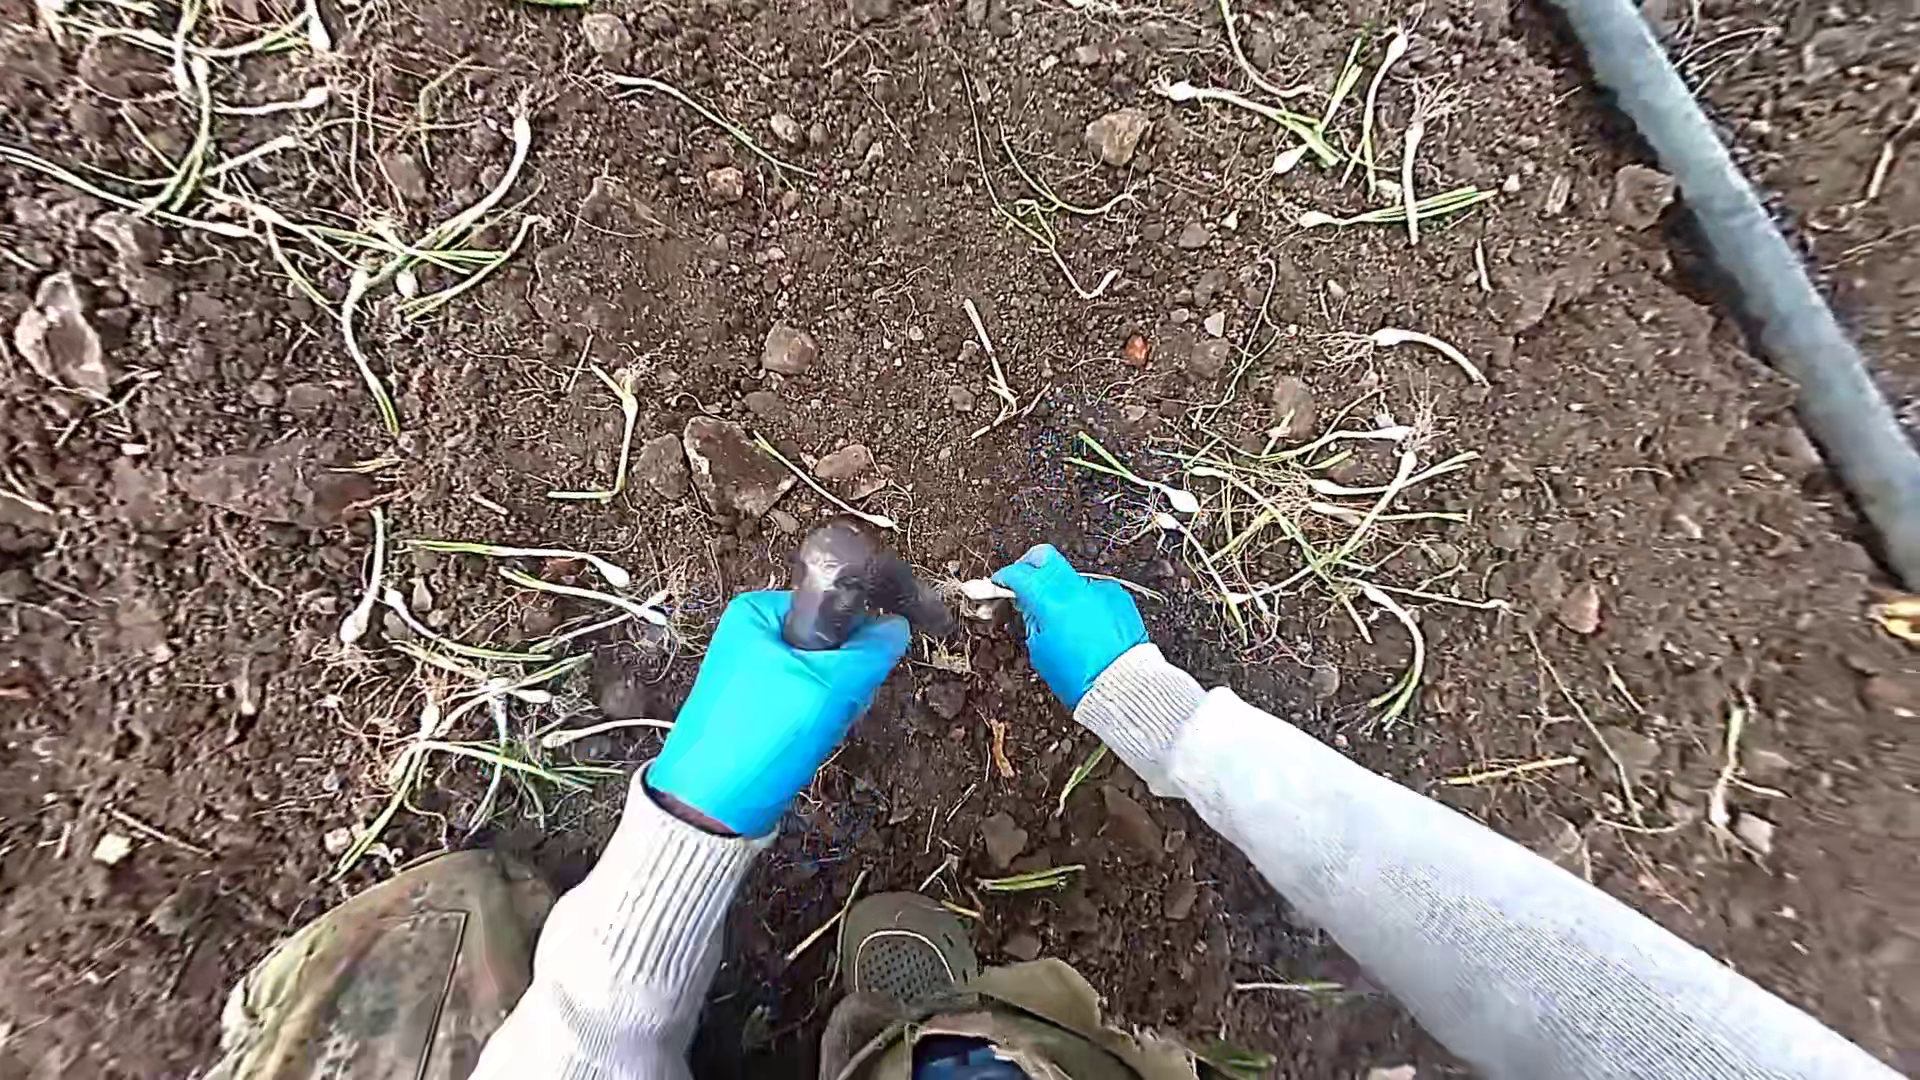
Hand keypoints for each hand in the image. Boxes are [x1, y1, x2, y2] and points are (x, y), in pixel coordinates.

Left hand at [648, 591, 908, 835]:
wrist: (711, 810)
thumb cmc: (759, 738)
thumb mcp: (829, 686)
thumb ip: (871, 652)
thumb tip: (896, 627)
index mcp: (757, 612)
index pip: (831, 607)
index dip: (855, 638)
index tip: (862, 669)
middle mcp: (751, 636)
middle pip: (829, 643)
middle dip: (845, 679)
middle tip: (840, 704)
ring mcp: (753, 672)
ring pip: (822, 674)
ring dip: (835, 702)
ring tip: (822, 726)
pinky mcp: (758, 704)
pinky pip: (807, 698)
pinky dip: (818, 718)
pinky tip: (812, 738)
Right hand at [992, 544, 1146, 708]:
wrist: (1123, 688)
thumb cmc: (1081, 678)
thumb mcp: (1040, 650)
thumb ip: (1029, 618)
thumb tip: (1021, 602)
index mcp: (1052, 602)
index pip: (1019, 573)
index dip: (1003, 578)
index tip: (998, 585)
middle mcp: (1076, 588)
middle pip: (1044, 557)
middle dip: (1027, 567)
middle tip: (1021, 586)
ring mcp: (1099, 590)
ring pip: (1068, 576)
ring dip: (1056, 589)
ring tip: (1056, 618)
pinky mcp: (1117, 597)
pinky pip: (1091, 591)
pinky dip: (1081, 602)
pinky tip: (1081, 624)